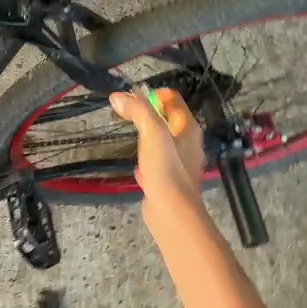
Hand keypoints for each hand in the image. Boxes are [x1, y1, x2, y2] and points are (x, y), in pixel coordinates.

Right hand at [108, 87, 207, 207]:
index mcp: (188, 127)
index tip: (132, 102)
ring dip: (146, 137)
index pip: (172, 98)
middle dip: (147, 115)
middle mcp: (188, 143)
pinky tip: (137, 168)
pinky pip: (158, 164)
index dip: (152, 94)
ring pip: (162, 142)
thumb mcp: (152, 132)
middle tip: (127, 117)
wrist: (172, 213)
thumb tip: (118, 96)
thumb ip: (137, 111)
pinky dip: (147, 161)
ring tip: (131, 139)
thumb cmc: (165, 168)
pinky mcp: (171, 182)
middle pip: (167, 118)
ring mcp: (181, 163)